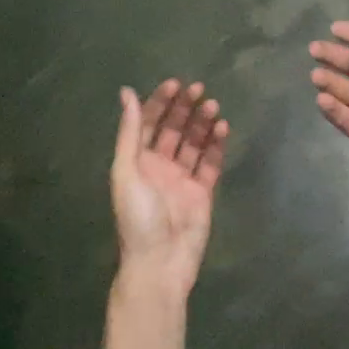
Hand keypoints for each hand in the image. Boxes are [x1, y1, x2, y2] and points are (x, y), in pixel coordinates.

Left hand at [110, 79, 229, 296]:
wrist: (159, 264)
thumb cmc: (137, 218)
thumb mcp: (125, 172)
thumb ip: (129, 132)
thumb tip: (126, 92)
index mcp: (137, 161)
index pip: (148, 123)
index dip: (160, 102)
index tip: (175, 84)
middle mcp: (159, 166)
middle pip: (173, 128)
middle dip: (184, 107)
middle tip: (198, 89)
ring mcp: (182, 178)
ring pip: (194, 142)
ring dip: (202, 122)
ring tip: (212, 105)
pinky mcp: (203, 192)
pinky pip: (210, 162)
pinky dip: (216, 144)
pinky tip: (223, 127)